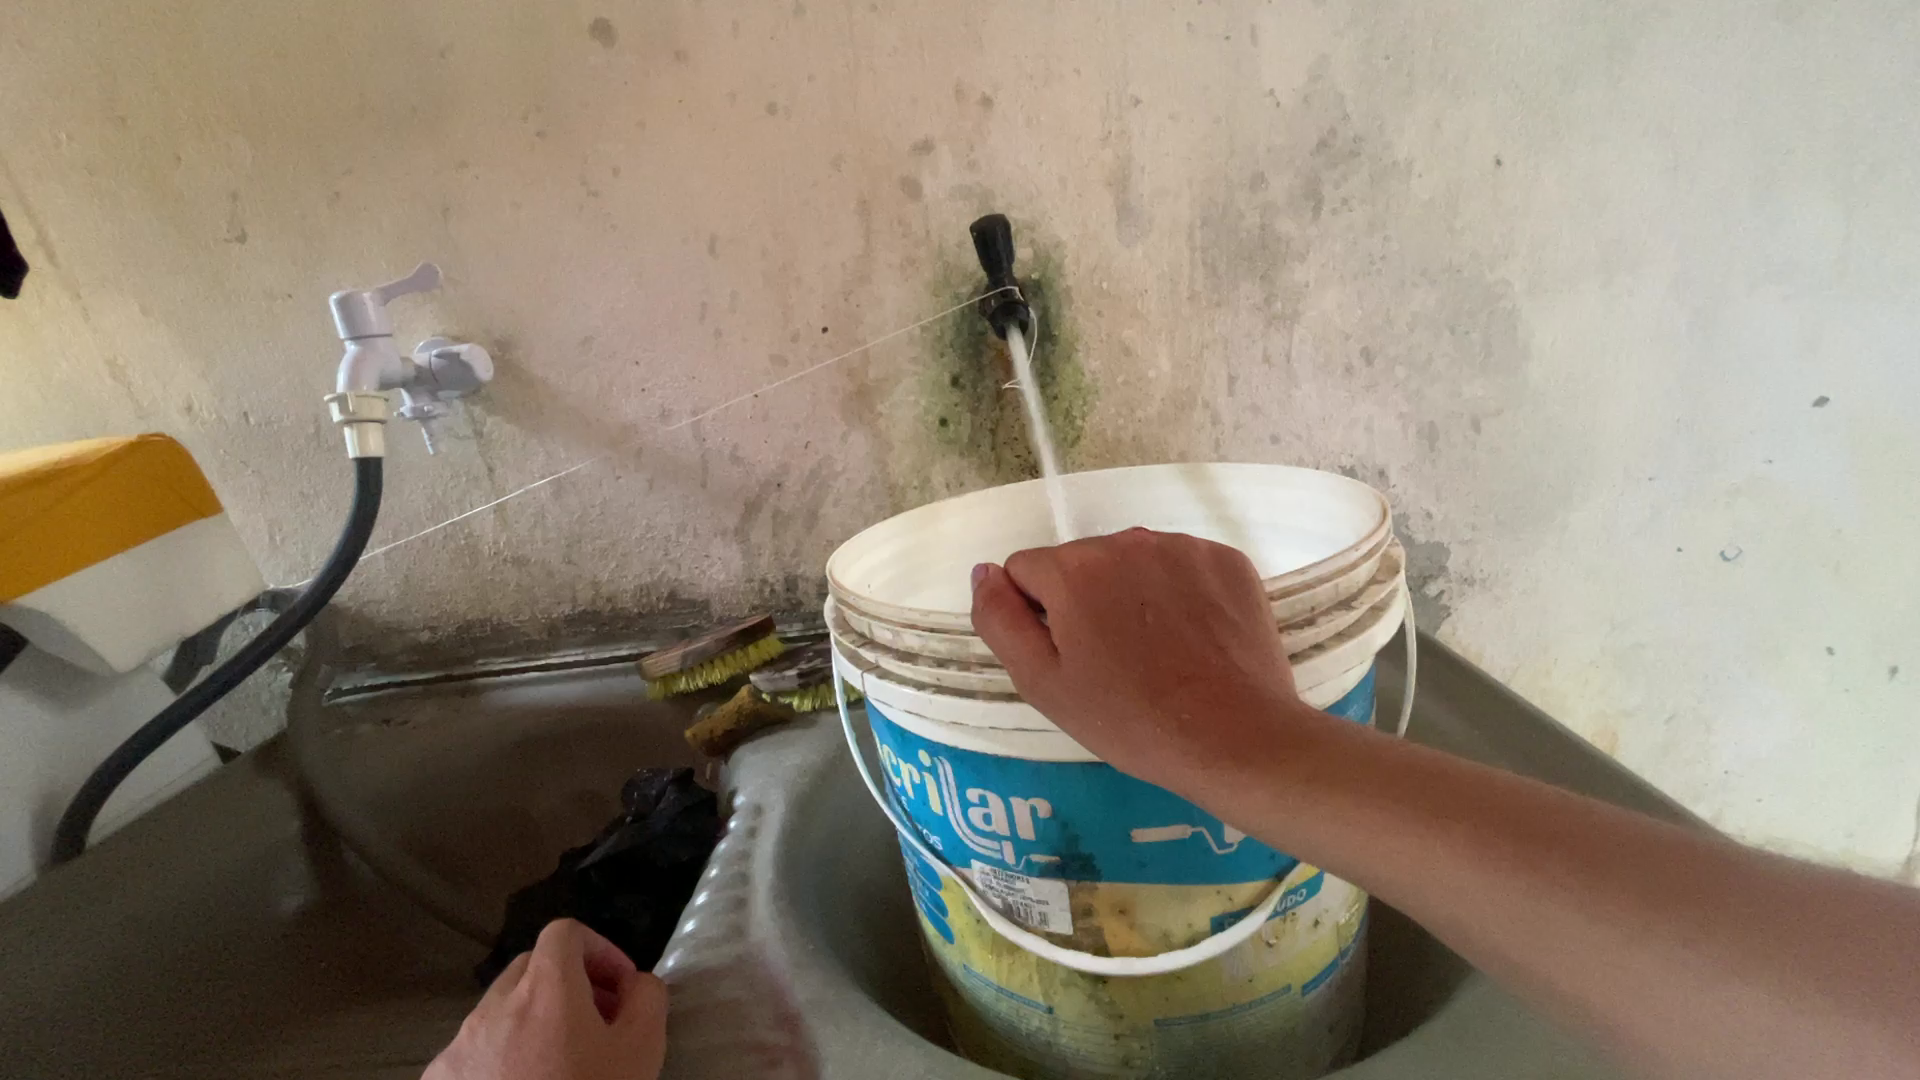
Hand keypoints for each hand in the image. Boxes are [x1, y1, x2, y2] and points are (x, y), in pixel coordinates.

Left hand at [424, 919, 667, 1079]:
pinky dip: (499, 1062)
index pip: (564, 933)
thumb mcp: (643, 1047)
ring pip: (499, 1014)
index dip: (599, 949)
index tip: (619, 988)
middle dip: (568, 983)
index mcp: (543, 990)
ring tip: (557, 1068)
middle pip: (530, 968)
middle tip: (596, 1022)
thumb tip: (631, 984)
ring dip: (533, 1023)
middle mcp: (491, 1010)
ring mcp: (454, 1055)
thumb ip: (647, 994)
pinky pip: (472, 1057)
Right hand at [970, 528, 1332, 796]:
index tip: (1069, 657)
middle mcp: (1125, 540)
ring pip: (1129, 562)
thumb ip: (999, 618)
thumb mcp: (1042, 682)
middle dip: (1083, 600)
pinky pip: (1178, 566)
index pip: (1024, 571)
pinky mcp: (1225, 559)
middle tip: (1111, 662)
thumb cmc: (1129, 720)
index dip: (1037, 616)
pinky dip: (1176, 593)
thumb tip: (984, 571)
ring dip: (1128, 593)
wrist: (1236, 738)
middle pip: (1078, 562)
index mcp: (1073, 569)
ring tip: (1154, 652)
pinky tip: (1191, 638)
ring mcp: (1181, 546)